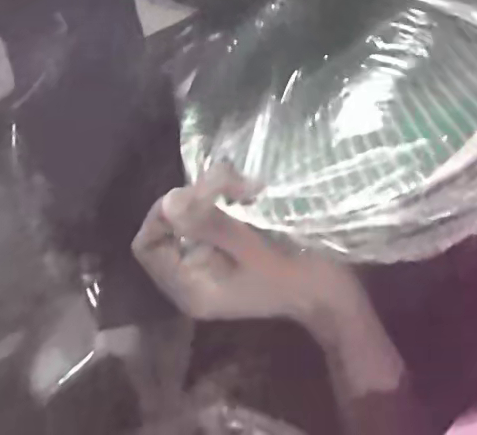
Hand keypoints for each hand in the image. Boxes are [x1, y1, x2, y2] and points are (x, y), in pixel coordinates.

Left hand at [132, 164, 362, 328]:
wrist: (328, 293)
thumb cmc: (292, 273)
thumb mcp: (252, 248)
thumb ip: (211, 224)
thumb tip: (169, 200)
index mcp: (189, 286)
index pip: (148, 245)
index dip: (164, 212)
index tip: (200, 191)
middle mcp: (192, 277)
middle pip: (170, 227)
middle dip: (198, 197)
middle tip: (237, 182)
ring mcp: (210, 264)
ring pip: (193, 217)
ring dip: (216, 194)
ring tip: (250, 185)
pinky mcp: (229, 252)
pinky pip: (213, 219)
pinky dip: (227, 200)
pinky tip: (252, 193)